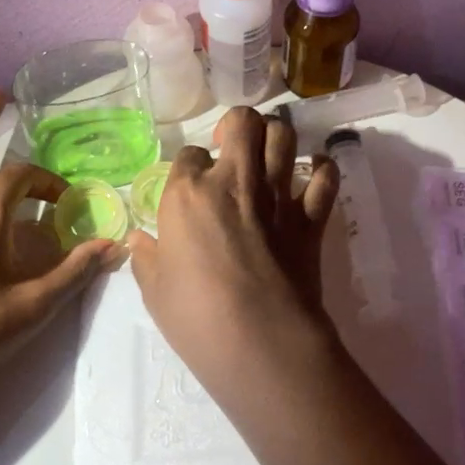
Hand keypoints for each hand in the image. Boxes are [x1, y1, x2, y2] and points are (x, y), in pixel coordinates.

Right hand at [127, 107, 339, 386]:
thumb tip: (138, 240)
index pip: (188, 154)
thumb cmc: (197, 318)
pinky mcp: (311, 216)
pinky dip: (322, 168)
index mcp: (189, 193)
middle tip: (231, 148)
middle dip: (236, 126)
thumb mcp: (155, 291)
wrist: (262, 342)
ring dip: (276, 136)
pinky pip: (325, 176)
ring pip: (284, 135)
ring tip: (267, 154)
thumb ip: (147, 257)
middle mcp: (234, 180)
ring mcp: (277, 194)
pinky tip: (312, 173)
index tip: (190, 186)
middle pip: (242, 122)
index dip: (190, 166)